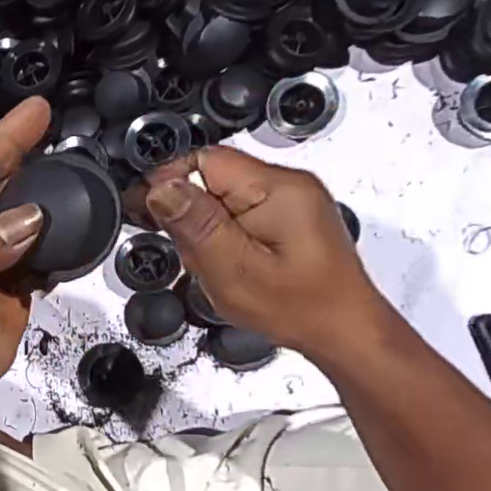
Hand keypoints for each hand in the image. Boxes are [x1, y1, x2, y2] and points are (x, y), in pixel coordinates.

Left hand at [0, 97, 51, 419]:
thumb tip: (31, 217)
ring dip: (50, 189)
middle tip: (59, 123)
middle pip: (4, 180)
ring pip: (28, 209)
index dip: (5, 140)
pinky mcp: (21, 272)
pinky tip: (80, 219)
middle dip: (28, 150)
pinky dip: (63, 232)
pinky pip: (46, 244)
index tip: (35, 112)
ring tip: (76, 163)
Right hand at [143, 146, 392, 361]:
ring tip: (218, 266)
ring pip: (220, 199)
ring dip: (205, 232)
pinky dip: (222, 240)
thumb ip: (196, 225)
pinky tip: (230, 265)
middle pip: (210, 177)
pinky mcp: (285, 218)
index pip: (203, 159)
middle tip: (194, 254)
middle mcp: (286, 186)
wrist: (342, 332)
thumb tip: (162, 187)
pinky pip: (237, 216)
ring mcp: (288, 201)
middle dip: (188, 215)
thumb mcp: (234, 271)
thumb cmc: (302, 308)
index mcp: (276, 189)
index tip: (149, 209)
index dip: (169, 183)